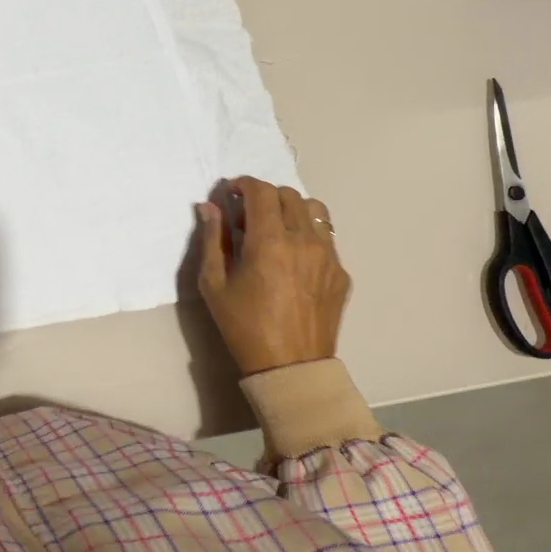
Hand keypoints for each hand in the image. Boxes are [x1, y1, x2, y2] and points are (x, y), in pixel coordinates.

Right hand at [195, 177, 349, 375]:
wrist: (290, 367)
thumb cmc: (243, 325)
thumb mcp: (214, 282)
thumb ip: (212, 239)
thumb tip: (210, 207)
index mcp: (270, 241)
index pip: (261, 191)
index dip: (243, 184)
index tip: (229, 192)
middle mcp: (304, 241)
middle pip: (289, 195)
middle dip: (265, 196)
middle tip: (247, 215)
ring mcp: (328, 257)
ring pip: (315, 211)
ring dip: (291, 209)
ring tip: (275, 229)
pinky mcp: (341, 273)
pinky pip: (326, 239)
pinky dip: (307, 234)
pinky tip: (291, 258)